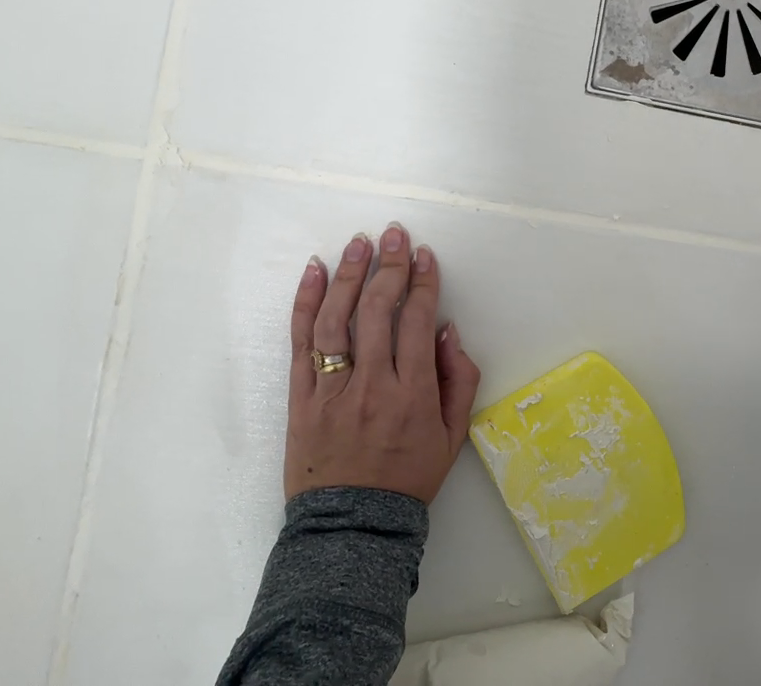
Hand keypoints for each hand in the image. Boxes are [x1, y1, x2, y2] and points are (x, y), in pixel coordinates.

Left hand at [284, 223, 481, 502]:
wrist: (353, 526)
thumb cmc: (408, 477)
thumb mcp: (453, 436)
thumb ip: (459, 379)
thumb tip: (448, 330)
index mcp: (413, 394)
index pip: (418, 323)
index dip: (423, 283)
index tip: (425, 255)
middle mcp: (372, 385)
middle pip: (377, 311)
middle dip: (388, 266)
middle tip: (393, 234)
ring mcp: (331, 390)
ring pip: (337, 320)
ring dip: (349, 275)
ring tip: (358, 242)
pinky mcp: (300, 397)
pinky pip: (301, 343)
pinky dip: (307, 303)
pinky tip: (316, 271)